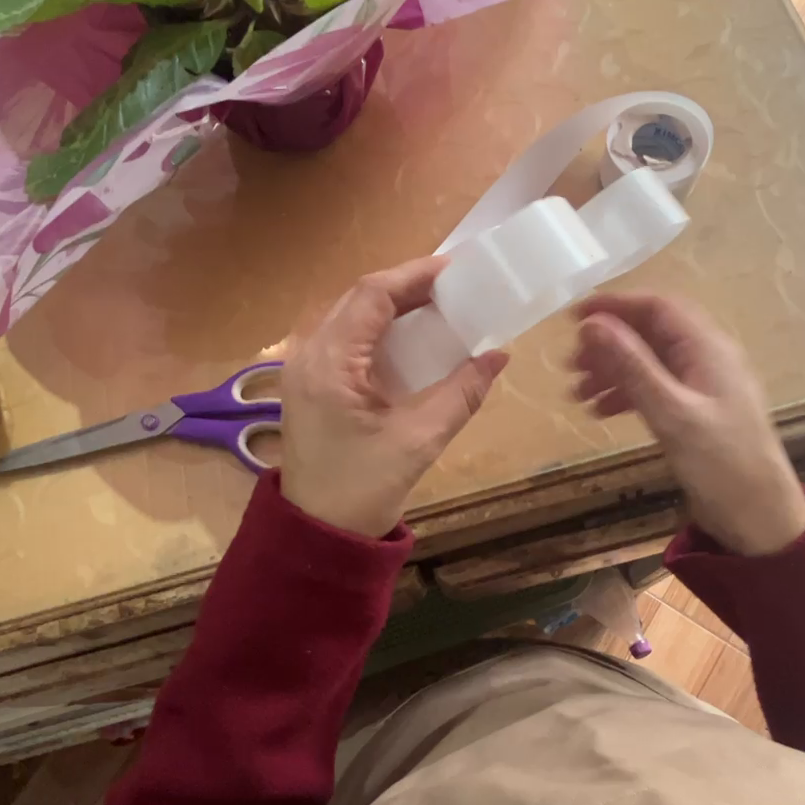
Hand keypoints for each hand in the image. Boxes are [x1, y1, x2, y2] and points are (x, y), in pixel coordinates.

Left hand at [281, 255, 509, 537]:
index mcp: (329, 363)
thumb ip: (461, 393)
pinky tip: (412, 339)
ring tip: (439, 306)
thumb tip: (499, 355)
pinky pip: (346, 341)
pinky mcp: (311, 385)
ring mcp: (305, 370)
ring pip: (350, 318)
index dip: (414, 276)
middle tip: (454, 287)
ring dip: (392, 307)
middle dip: (406, 287)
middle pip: (358, 300)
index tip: (456, 270)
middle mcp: (309, 355)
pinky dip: (379, 332)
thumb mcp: (419, 440)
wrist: (317, 534)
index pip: (371, 295)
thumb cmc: (363, 489)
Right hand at [569, 293, 804, 555]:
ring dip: (611, 371)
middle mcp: (706, 357)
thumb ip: (632, 367)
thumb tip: (593, 326)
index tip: (573, 319)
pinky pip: (654, 388)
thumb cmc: (720, 462)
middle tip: (569, 365)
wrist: (758, 515)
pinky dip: (626, 394)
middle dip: (607, 344)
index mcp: (708, 348)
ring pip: (648, 362)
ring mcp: (701, 384)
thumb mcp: (671, 413)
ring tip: (577, 393)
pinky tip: (600, 412)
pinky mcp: (695, 411)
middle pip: (649, 333)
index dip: (614, 306)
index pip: (656, 307)